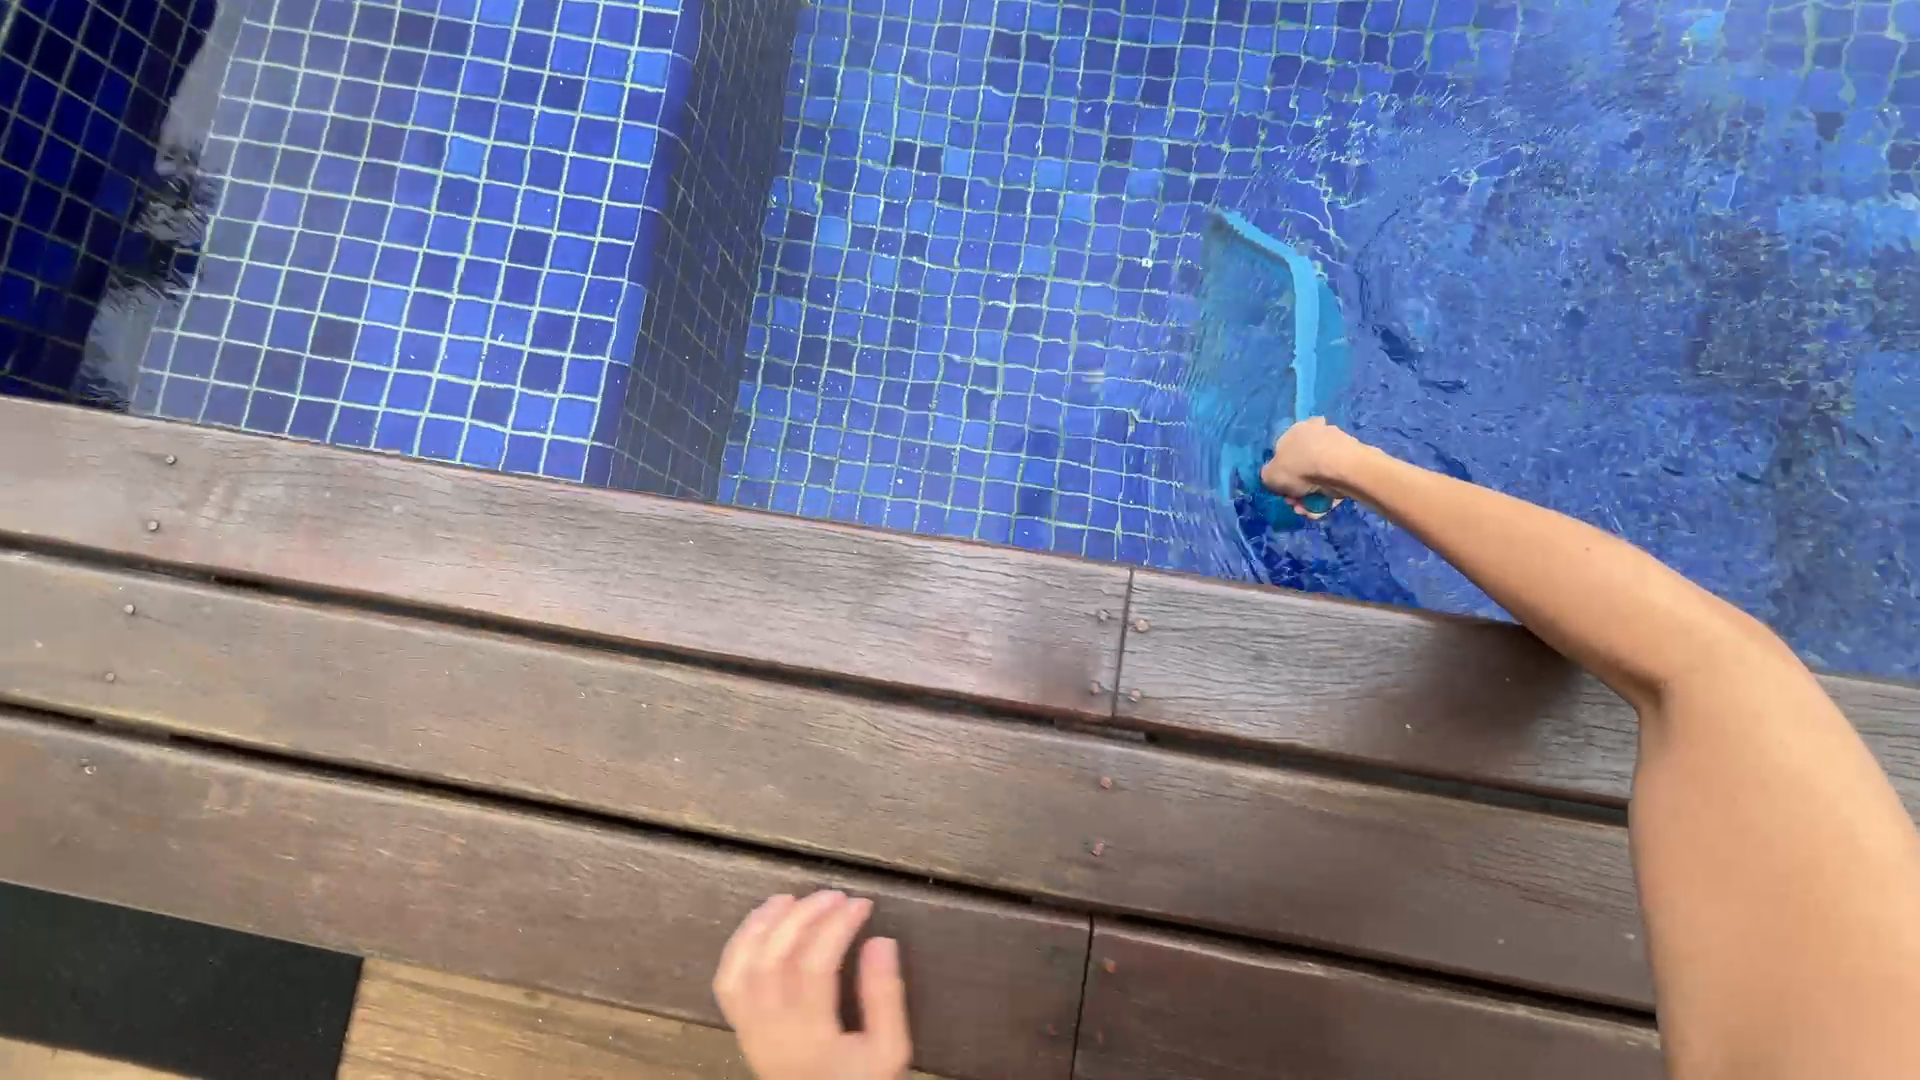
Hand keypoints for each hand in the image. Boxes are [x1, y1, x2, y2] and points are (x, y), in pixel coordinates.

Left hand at [714, 891, 911, 1079]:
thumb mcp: (889, 1051)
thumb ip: (886, 997)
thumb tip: (881, 942)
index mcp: (811, 1040)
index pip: (815, 967)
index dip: (836, 926)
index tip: (861, 904)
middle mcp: (772, 1033)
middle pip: (775, 959)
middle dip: (805, 916)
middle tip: (834, 895)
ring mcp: (750, 1031)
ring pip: (744, 966)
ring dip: (765, 923)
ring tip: (792, 898)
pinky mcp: (741, 1028)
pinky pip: (728, 981)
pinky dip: (740, 944)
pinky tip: (761, 923)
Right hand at [1260, 417, 1360, 517]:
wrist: (1340, 468)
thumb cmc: (1298, 467)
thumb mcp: (1269, 475)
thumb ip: (1270, 475)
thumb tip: (1275, 476)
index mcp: (1296, 430)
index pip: (1285, 451)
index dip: (1282, 473)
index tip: (1283, 489)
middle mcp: (1317, 432)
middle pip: (1303, 465)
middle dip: (1298, 488)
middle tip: (1295, 503)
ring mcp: (1337, 445)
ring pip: (1319, 476)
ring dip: (1311, 496)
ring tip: (1309, 510)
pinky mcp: (1353, 460)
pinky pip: (1335, 481)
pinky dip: (1328, 496)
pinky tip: (1322, 508)